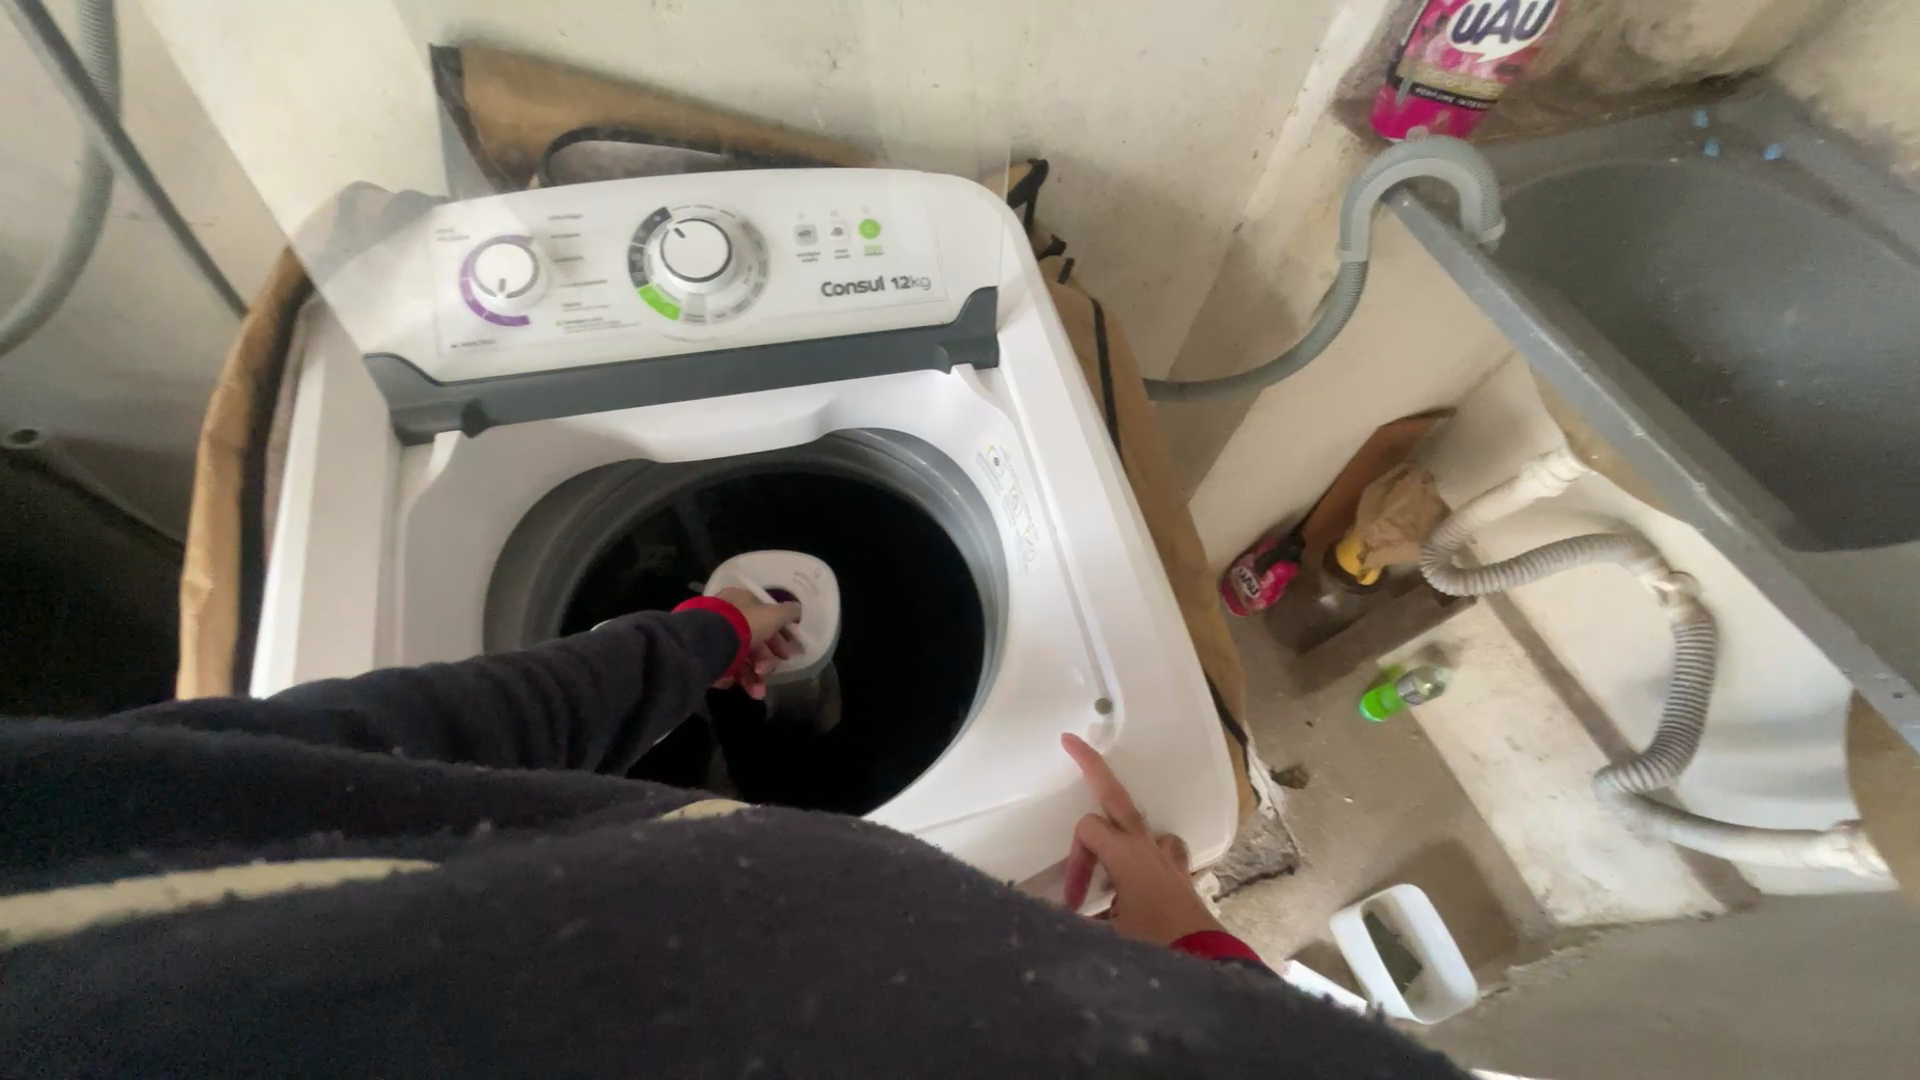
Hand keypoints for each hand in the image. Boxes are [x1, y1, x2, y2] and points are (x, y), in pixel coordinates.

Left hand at [712, 587, 802, 700]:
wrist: (708, 644)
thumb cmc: (745, 623)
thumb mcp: (774, 614)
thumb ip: (789, 613)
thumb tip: (799, 611)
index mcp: (741, 602)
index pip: (766, 619)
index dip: (780, 636)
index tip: (788, 653)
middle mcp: (727, 618)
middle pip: (755, 642)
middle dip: (767, 662)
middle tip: (769, 671)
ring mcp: (715, 638)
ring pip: (742, 659)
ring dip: (755, 677)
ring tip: (758, 691)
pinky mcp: (707, 657)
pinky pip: (728, 670)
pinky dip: (738, 679)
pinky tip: (742, 686)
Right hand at [1061, 732, 1224, 946]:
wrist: (1206, 971)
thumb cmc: (1154, 948)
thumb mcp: (1107, 939)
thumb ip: (1075, 926)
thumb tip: (1053, 924)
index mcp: (1125, 854)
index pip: (1087, 830)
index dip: (1073, 861)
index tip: (1072, 902)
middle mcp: (1147, 848)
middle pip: (1116, 795)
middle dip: (1093, 767)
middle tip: (1072, 743)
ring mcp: (1168, 861)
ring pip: (1143, 826)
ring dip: (1121, 825)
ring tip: (1106, 848)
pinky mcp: (1181, 880)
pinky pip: (1164, 852)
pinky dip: (1148, 854)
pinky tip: (1140, 878)